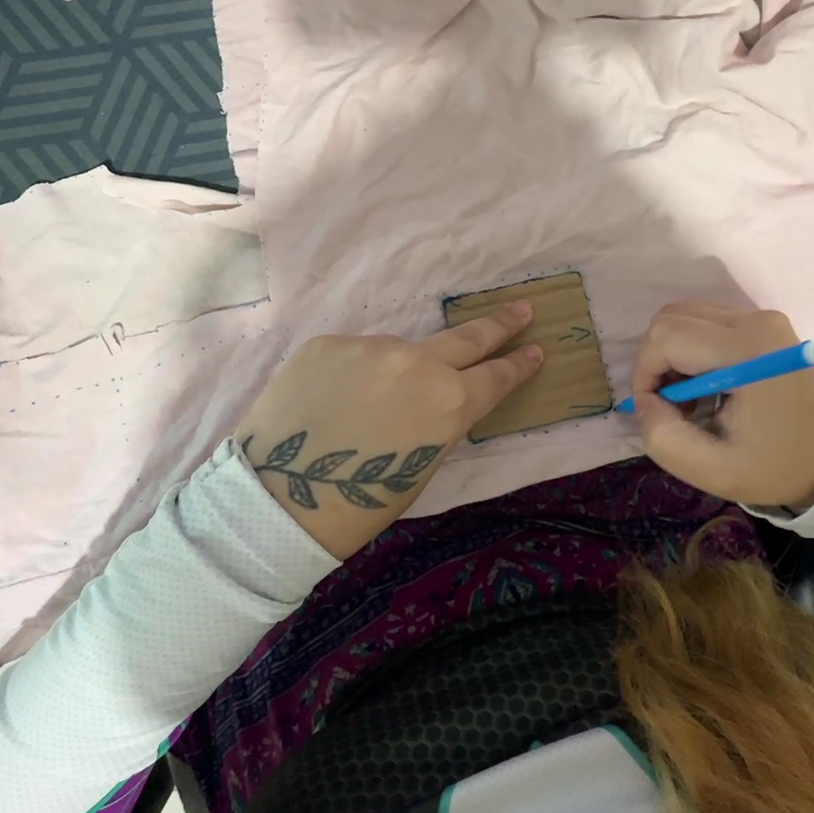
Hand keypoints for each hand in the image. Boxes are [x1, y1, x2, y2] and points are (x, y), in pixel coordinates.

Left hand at [235, 301, 543, 558]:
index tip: (536, 349)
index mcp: (448, 403)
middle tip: (520, 309)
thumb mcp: (422, 466)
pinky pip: (353, 356)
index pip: (495, 377)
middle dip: (497, 324)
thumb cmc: (359, 503)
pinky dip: (352, 376)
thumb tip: (435, 396)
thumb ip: (439, 420)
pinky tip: (332, 406)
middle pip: (465, 337)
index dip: (518, 364)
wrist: (278, 498)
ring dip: (395, 373)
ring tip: (365, 413)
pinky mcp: (328, 342)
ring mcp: (370, 347)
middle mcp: (416, 363)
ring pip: (397, 354)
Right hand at [628, 301, 813, 509]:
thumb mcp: (714, 471)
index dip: (645, 373)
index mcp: (747, 351)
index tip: (654, 411)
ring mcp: (761, 317)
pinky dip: (690, 349)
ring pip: (684, 316)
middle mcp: (755, 320)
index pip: (666, 337)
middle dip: (655, 362)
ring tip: (689, 398)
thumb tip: (644, 402)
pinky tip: (705, 385)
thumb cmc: (779, 466)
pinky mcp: (763, 323)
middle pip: (671, 319)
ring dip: (671, 355)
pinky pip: (704, 321)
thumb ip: (664, 439)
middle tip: (670, 406)